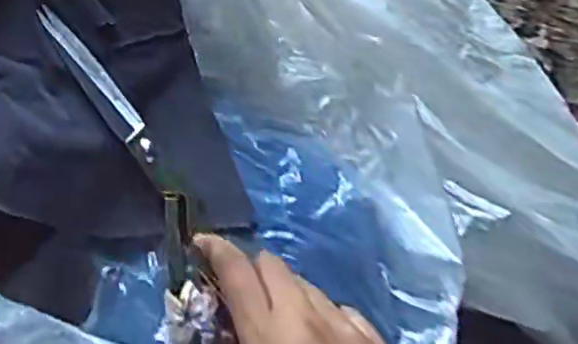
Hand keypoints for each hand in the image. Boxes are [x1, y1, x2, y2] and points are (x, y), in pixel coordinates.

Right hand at [194, 235, 385, 343]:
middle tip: (247, 290)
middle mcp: (303, 317)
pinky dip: (329, 314)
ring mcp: (345, 329)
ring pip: (306, 282)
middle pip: (269, 262)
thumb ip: (231, 334)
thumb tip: (215, 315)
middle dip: (254, 269)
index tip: (201, 244)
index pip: (233, 266)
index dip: (213, 247)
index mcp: (266, 331)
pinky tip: (327, 333)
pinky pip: (344, 310)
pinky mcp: (377, 342)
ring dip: (291, 290)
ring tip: (288, 313)